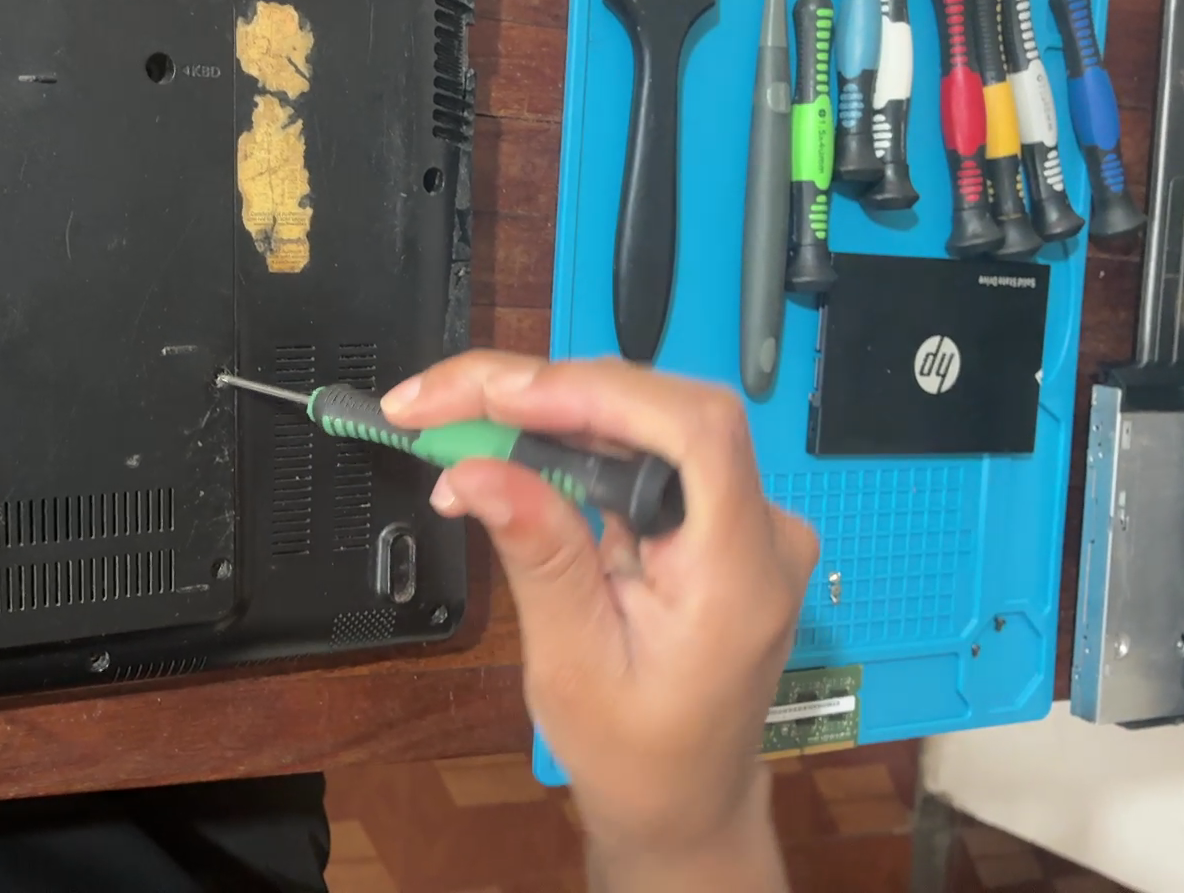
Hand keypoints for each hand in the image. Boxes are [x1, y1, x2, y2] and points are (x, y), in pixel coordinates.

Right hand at [382, 353, 817, 891]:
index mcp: (739, 571)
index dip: (595, 393)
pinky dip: (548, 428)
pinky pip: (622, 440)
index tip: (495, 398)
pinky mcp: (693, 505)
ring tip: (445, 411)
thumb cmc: (634, 753)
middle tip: (432, 398)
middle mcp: (751, 520)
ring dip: (530, 402)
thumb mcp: (572, 664)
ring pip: (629, 411)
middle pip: (650, 405)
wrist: (681, 794)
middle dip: (532, 388)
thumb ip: (537, 557)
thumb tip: (472, 470)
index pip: (694, 432)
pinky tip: (490, 433)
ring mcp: (728, 507)